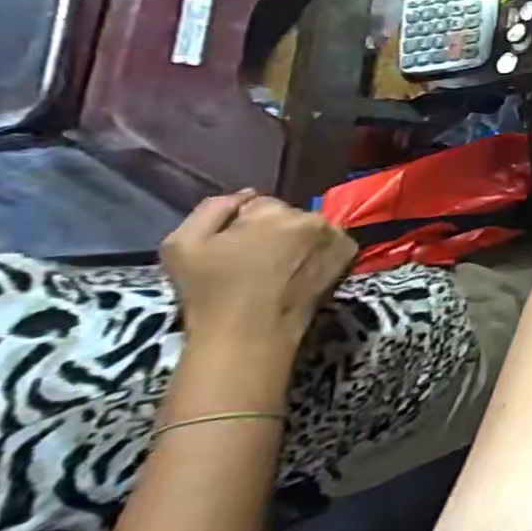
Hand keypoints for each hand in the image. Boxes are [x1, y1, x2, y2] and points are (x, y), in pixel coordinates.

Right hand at [159, 192, 356, 353]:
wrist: (249, 335)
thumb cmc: (209, 292)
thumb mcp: (182, 244)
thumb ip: (212, 208)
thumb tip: (246, 195)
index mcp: (275, 212)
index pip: (258, 204)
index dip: (241, 226)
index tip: (233, 249)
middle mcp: (313, 218)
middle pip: (288, 215)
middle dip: (273, 230)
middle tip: (256, 261)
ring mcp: (336, 236)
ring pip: (310, 228)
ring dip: (298, 240)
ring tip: (279, 269)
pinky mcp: (349, 255)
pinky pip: (330, 242)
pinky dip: (318, 251)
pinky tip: (300, 271)